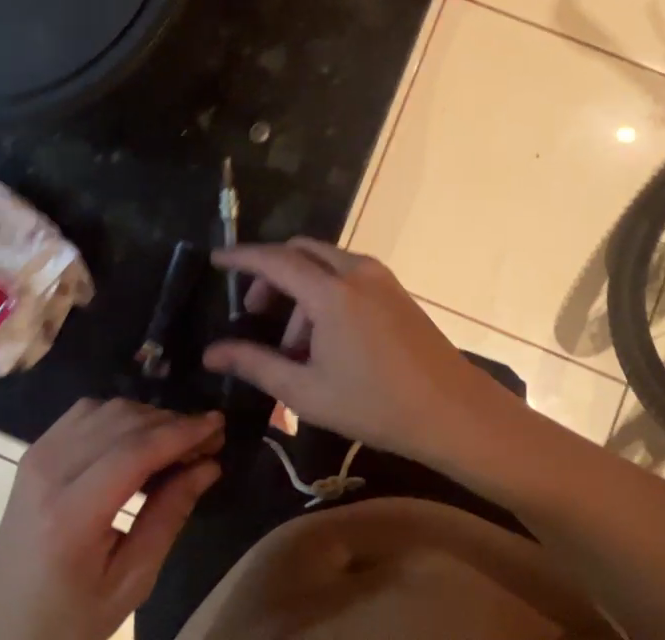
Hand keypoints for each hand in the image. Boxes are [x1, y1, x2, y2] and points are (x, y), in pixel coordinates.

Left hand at [0, 400, 223, 639]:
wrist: (7, 629)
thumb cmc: (72, 619)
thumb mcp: (131, 582)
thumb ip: (168, 517)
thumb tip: (208, 465)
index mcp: (70, 515)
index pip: (134, 451)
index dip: (181, 432)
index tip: (219, 425)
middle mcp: (48, 473)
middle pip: (121, 422)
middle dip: (171, 423)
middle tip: (208, 440)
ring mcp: (36, 457)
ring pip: (104, 409)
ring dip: (147, 417)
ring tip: (178, 442)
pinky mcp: (33, 453)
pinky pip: (84, 413)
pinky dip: (118, 416)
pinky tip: (139, 439)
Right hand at [202, 239, 507, 463]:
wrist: (454, 412)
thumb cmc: (375, 405)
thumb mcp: (306, 391)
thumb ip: (255, 364)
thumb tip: (211, 352)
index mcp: (331, 292)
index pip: (274, 260)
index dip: (242, 257)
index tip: (216, 259)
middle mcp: (355, 271)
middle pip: (300, 252)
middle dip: (271, 273)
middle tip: (255, 311)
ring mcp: (380, 278)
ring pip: (324, 264)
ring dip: (300, 289)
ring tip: (294, 346)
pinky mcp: (395, 290)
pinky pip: (347, 274)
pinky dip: (325, 293)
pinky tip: (325, 339)